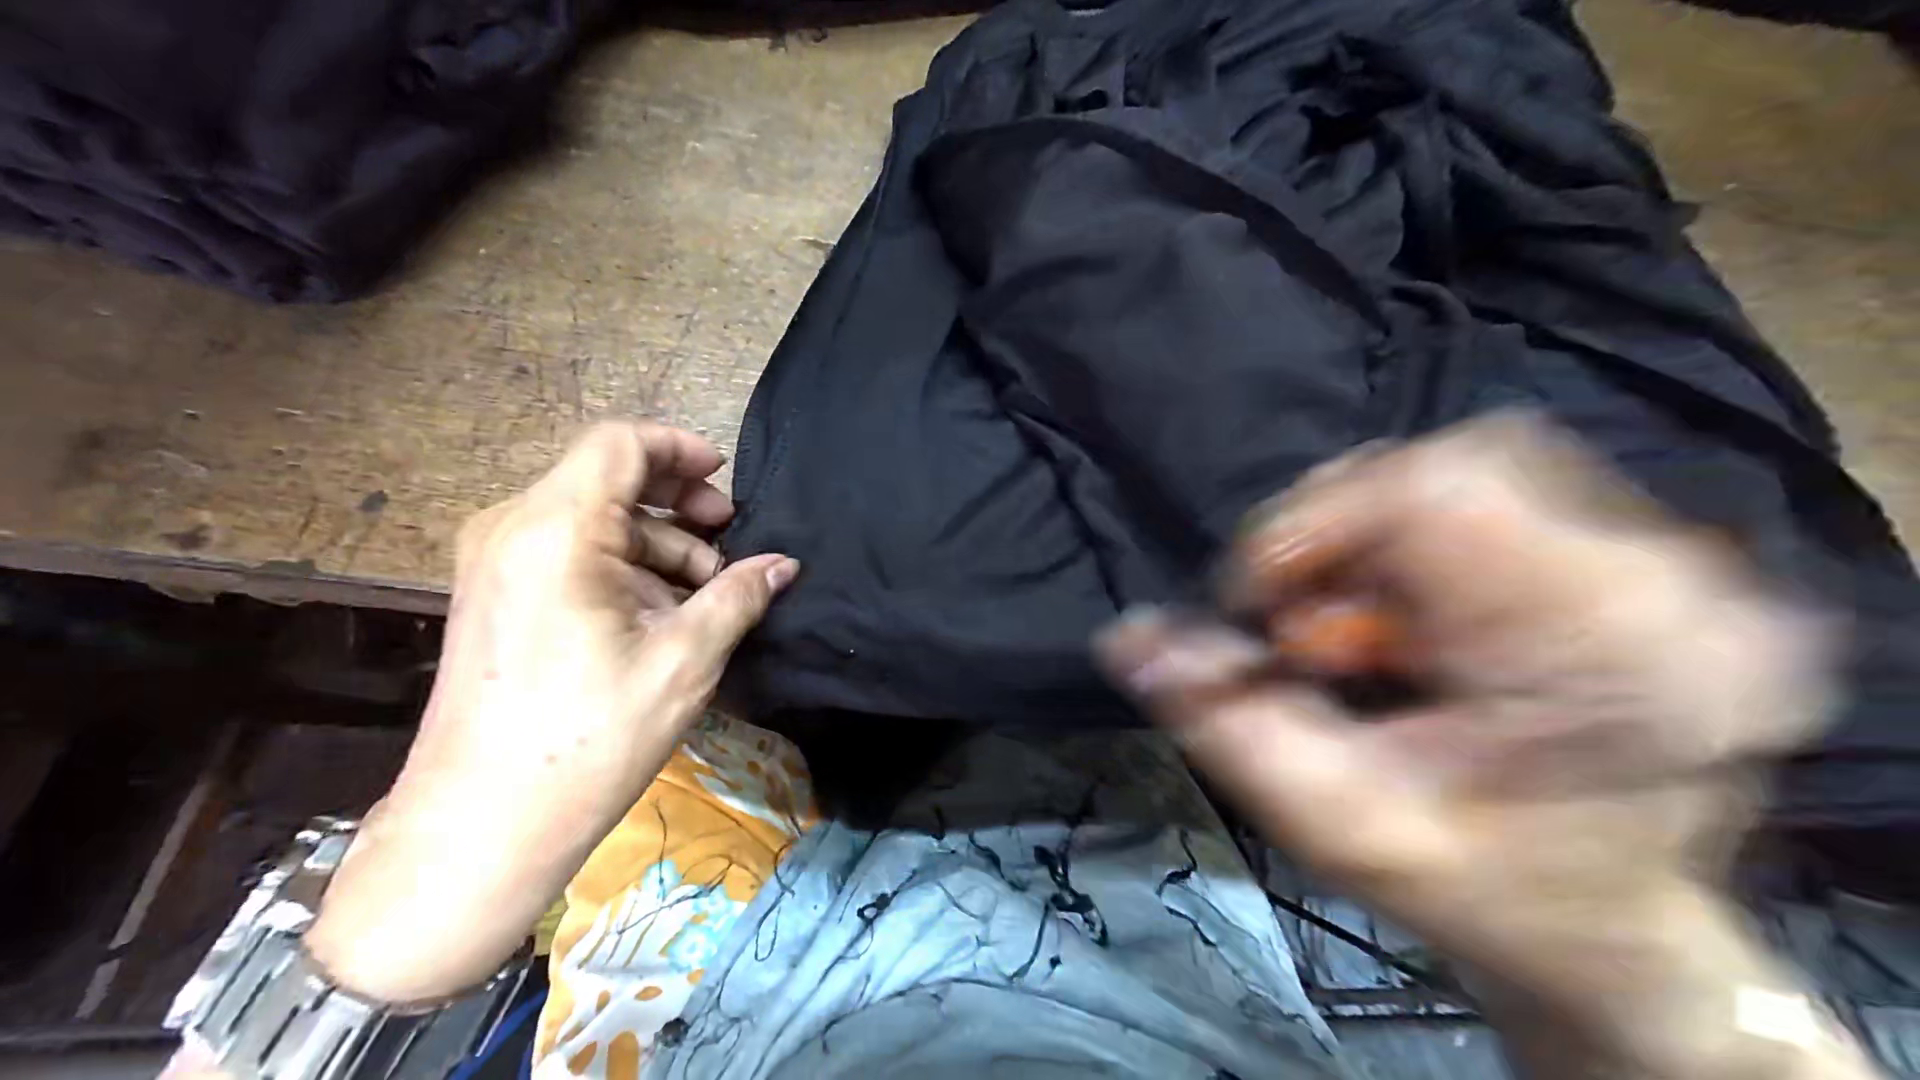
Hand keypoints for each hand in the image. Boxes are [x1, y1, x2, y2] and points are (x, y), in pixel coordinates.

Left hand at [304, 422, 795, 1004]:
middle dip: (677, 500)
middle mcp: (512, 530)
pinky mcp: (497, 596)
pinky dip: (624, 565)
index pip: (619, 444)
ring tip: (704, 591)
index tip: (726, 481)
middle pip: (607, 476)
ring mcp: (496, 563)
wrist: (482, 826)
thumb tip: (784, 564)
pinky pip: (570, 551)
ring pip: (593, 518)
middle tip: (728, 536)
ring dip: (657, 541)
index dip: (679, 449)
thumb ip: (738, 595)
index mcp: (555, 530)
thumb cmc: (589, 737)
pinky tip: (661, 611)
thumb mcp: (684, 659)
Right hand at [1098, 414, 1856, 1074]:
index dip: (1312, 525)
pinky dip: (1400, 548)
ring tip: (1351, 636)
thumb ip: (1222, 724)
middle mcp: (1660, 584)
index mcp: (1607, 651)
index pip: (1435, 490)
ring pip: (1455, 470)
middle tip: (1302, 623)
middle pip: (1446, 463)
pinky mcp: (1633, 560)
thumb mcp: (1329, 822)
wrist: (1609, 929)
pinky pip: (1480, 497)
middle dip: (1333, 531)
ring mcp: (1664, 564)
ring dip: (1363, 542)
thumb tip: (1126, 636)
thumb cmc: (1481, 892)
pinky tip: (1394, 627)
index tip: (1259, 603)